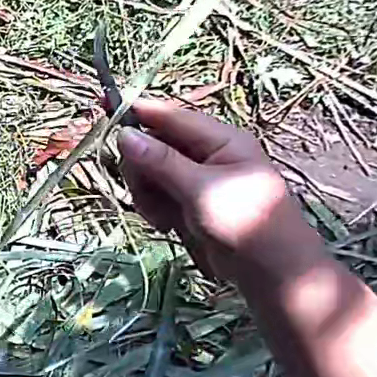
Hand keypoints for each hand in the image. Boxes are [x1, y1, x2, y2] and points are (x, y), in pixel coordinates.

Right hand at [116, 98, 325, 284]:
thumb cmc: (244, 221)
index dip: (139, 113)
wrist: (270, 271)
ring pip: (151, 175)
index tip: (106, 105)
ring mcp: (197, 182)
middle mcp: (207, 156)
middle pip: (155, 147)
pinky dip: (155, 209)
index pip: (171, 117)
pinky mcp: (189, 205)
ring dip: (147, 194)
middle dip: (142, 169)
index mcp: (220, 140)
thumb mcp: (201, 189)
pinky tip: (166, 226)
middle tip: (142, 193)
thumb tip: (125, 134)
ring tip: (161, 219)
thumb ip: (161, 162)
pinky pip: (158, 197)